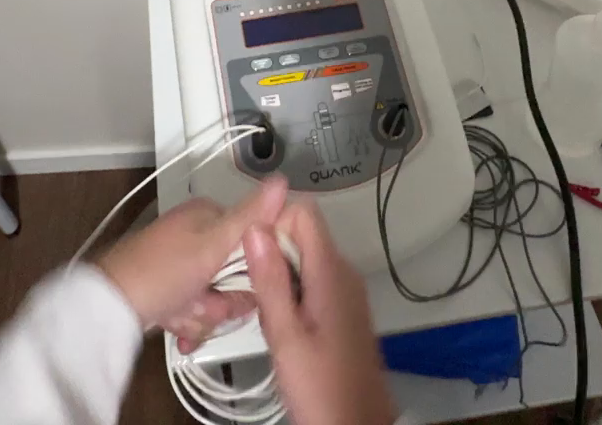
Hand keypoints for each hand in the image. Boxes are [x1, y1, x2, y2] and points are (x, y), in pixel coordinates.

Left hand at [96, 176, 287, 351]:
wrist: (109, 306)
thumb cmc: (163, 270)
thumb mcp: (213, 243)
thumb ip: (251, 216)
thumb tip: (283, 180)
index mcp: (208, 214)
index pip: (252, 242)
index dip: (251, 270)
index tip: (241, 285)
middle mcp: (196, 234)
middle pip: (233, 276)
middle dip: (220, 299)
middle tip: (201, 300)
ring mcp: (182, 263)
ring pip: (216, 297)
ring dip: (202, 313)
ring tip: (180, 312)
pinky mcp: (170, 288)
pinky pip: (195, 308)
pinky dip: (188, 320)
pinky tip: (175, 325)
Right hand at [246, 202, 396, 424]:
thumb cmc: (320, 388)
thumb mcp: (286, 337)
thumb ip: (270, 281)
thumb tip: (255, 227)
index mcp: (331, 271)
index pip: (303, 212)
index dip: (273, 225)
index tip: (253, 258)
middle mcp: (344, 271)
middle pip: (303, 234)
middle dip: (273, 256)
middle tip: (259, 298)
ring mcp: (348, 289)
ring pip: (306, 258)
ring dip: (282, 277)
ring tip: (272, 319)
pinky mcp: (346, 307)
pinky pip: (315, 279)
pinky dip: (295, 292)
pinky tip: (287, 328)